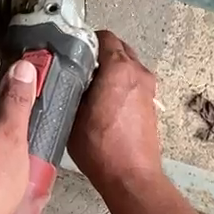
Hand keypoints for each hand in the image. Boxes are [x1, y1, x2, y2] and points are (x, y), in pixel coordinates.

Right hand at [68, 31, 162, 194]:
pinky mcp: (150, 105)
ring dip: (110, 70)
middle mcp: (138, 73)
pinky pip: (133, 84)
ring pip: (127, 66)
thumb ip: (70, 90)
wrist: (131, 177)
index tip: (72, 50)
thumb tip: (63, 79)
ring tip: (89, 86)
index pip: (104, 37)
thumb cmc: (103, 149)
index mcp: (119, 69)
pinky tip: (102, 101)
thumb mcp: (73, 116)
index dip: (86, 41)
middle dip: (99, 54)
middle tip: (78, 67)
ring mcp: (148, 89)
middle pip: (118, 49)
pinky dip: (119, 85)